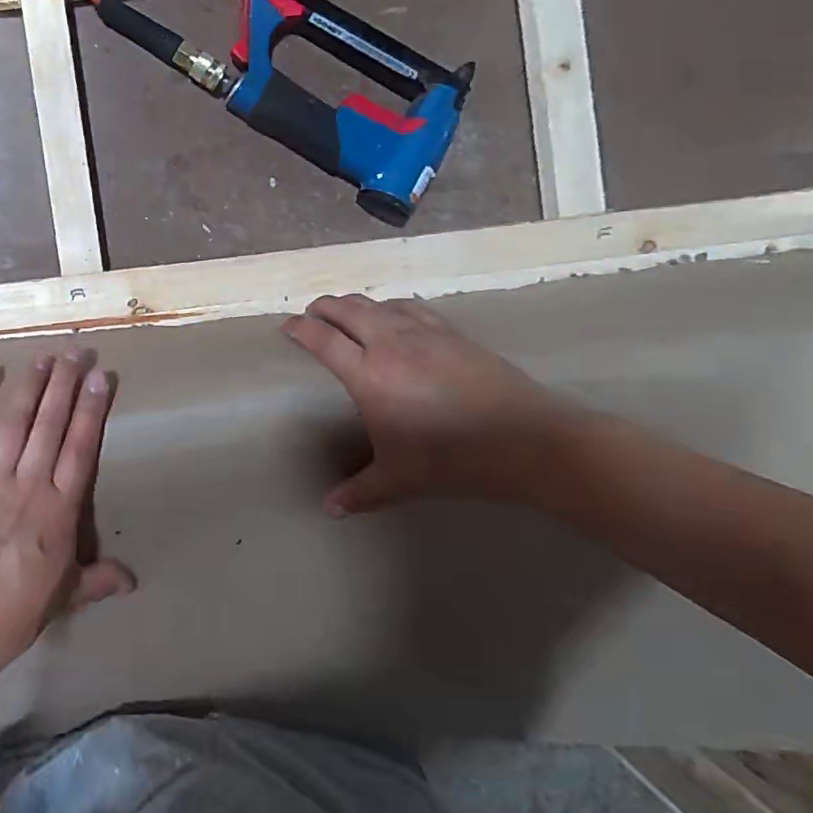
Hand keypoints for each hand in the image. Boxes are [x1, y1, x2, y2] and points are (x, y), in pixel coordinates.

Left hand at [0, 348, 136, 690]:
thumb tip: (133, 580)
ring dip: (30, 385)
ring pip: (16, 421)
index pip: (81, 449)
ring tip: (43, 357)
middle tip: (75, 351)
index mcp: (59, 512)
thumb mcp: (63, 597)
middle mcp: (29, 484)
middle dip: (65, 385)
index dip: (92, 410)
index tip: (100, 378)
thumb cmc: (11, 614)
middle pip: (51, 424)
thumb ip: (97, 579)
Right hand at [282, 294, 588, 515]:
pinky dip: (392, 305)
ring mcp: (424, 334)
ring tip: (346, 310)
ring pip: (379, 304)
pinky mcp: (453, 333)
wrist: (525, 440)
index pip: (324, 340)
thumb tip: (330, 510)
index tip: (287, 326)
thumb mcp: (400, 479)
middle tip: (311, 312)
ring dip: (355, 303)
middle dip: (324, 307)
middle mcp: (391, 344)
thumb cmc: (453, 460)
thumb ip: (361, 491)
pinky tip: (394, 313)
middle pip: (348, 311)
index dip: (300, 329)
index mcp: (369, 375)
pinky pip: (412, 307)